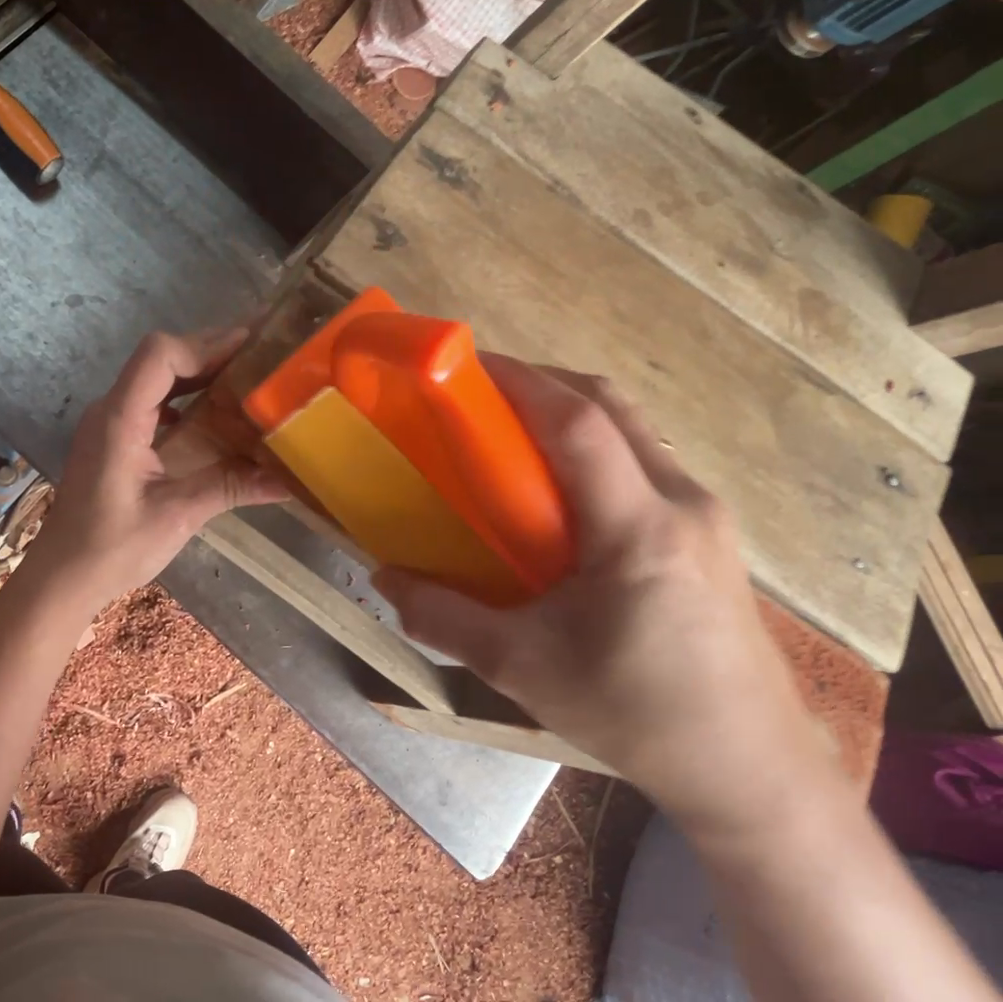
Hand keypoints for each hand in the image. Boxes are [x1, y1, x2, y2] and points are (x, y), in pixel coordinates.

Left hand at [23, 328, 289, 614]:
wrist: (64, 574)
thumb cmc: (111, 548)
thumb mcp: (176, 516)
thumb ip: (229, 486)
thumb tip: (289, 477)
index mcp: (119, 420)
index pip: (158, 355)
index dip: (205, 344)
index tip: (251, 348)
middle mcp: (109, 411)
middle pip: (158, 359)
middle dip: (209, 353)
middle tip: (261, 359)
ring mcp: (107, 424)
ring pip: (153, 378)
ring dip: (197, 374)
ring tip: (246, 379)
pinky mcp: (111, 440)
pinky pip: (150, 403)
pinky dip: (183, 398)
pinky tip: (213, 416)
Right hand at [374, 357, 830, 830]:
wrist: (750, 769)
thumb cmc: (633, 710)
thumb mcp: (519, 666)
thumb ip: (443, 616)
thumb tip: (383, 576)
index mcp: (639, 528)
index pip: (579, 424)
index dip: (520, 382)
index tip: (464, 364)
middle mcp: (683, 504)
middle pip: (613, 407)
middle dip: (542, 382)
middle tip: (476, 393)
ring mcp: (706, 518)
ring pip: (634, 432)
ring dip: (569, 414)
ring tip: (505, 435)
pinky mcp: (709, 538)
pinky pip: (643, 464)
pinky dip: (592, 449)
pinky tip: (554, 493)